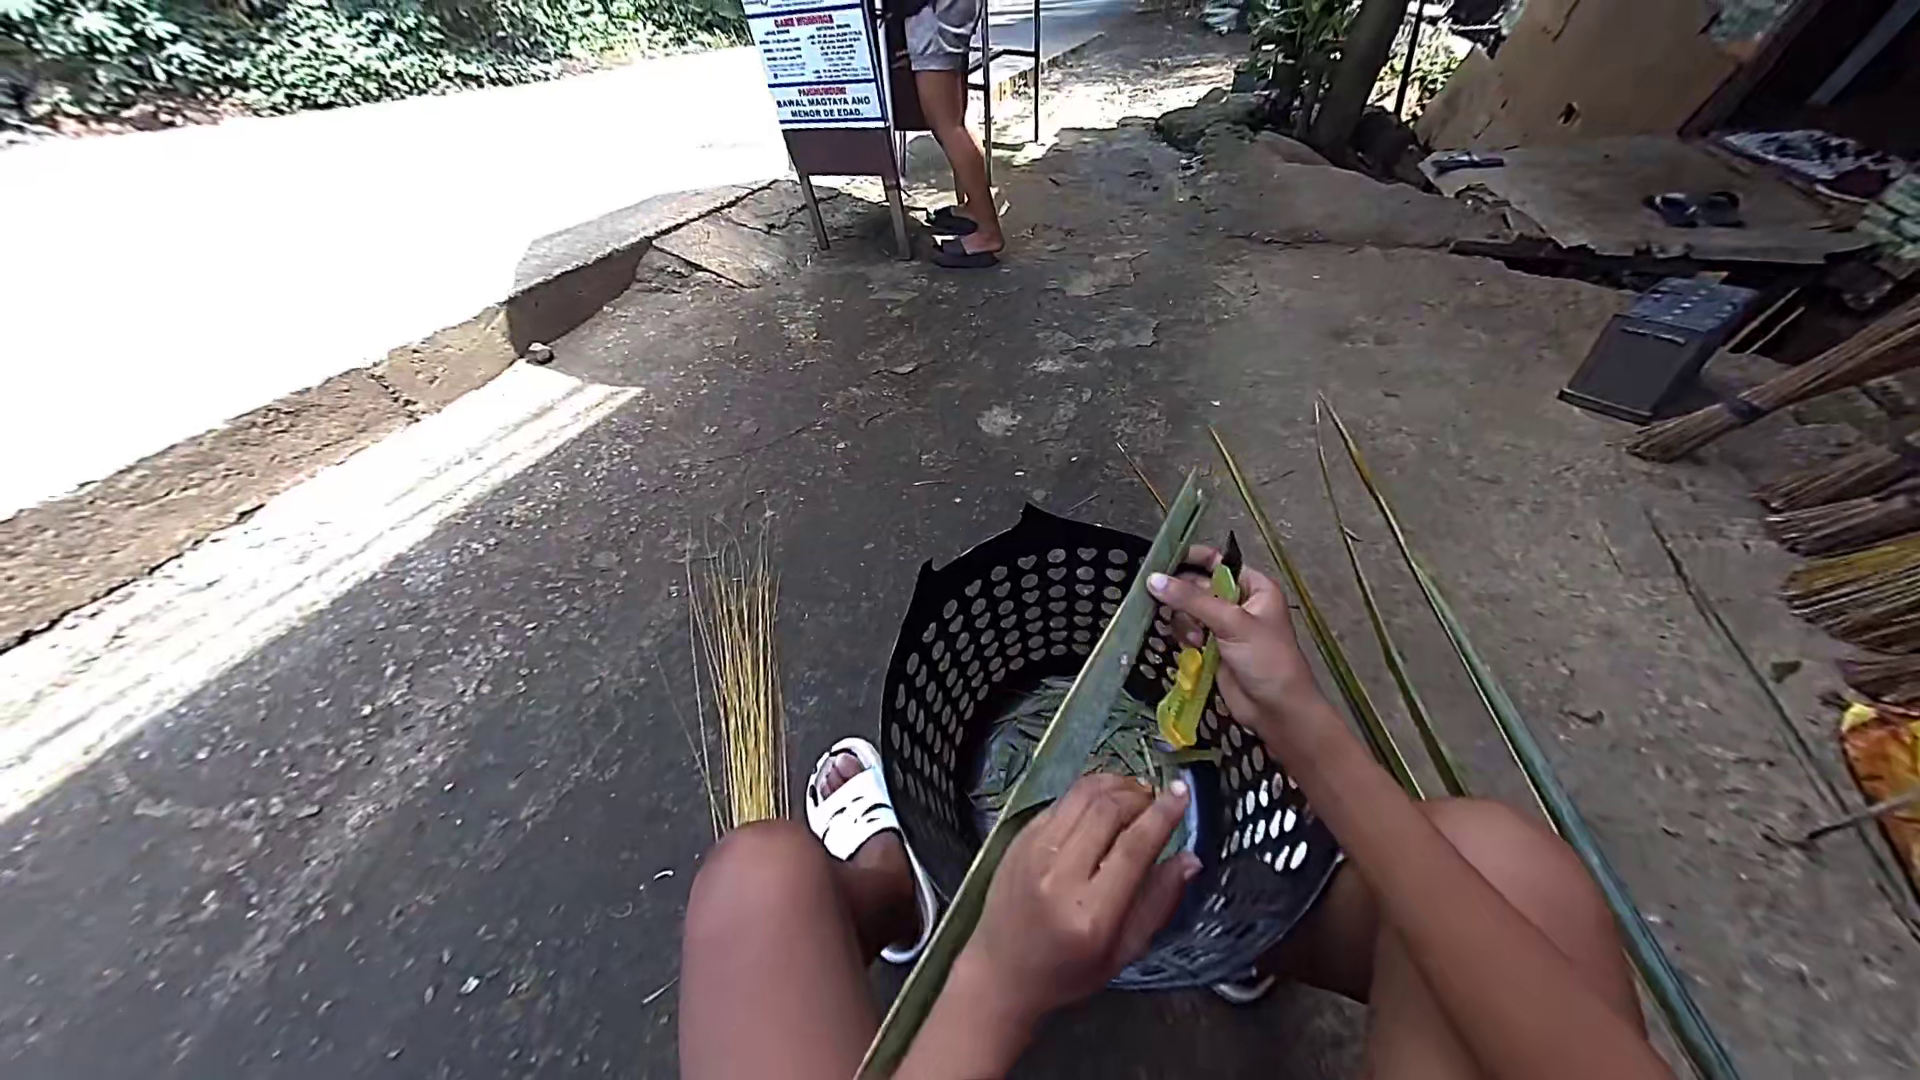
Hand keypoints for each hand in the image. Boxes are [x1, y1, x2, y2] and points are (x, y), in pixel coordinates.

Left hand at [959, 773, 1199, 1023]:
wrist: (1002, 968)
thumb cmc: (1069, 970)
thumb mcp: (1124, 952)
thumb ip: (1158, 902)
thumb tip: (1191, 859)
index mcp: (1090, 913)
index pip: (1133, 848)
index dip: (1162, 815)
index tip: (1181, 791)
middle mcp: (1059, 873)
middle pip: (1107, 811)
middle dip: (1139, 795)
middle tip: (1157, 797)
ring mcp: (1035, 848)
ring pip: (1082, 795)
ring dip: (1115, 783)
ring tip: (1135, 790)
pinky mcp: (1021, 834)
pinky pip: (1062, 800)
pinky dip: (1089, 790)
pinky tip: (1105, 797)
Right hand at [1147, 545, 1325, 732]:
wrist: (1276, 710)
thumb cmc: (1267, 660)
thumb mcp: (1232, 623)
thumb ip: (1192, 599)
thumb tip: (1154, 579)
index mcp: (1253, 587)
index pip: (1217, 561)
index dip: (1191, 558)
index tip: (1162, 561)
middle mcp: (1237, 601)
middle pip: (1196, 585)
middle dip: (1182, 596)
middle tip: (1168, 603)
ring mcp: (1222, 624)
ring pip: (1186, 609)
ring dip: (1184, 621)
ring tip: (1196, 638)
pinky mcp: (1210, 645)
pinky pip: (1186, 629)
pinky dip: (1185, 636)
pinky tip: (1193, 647)